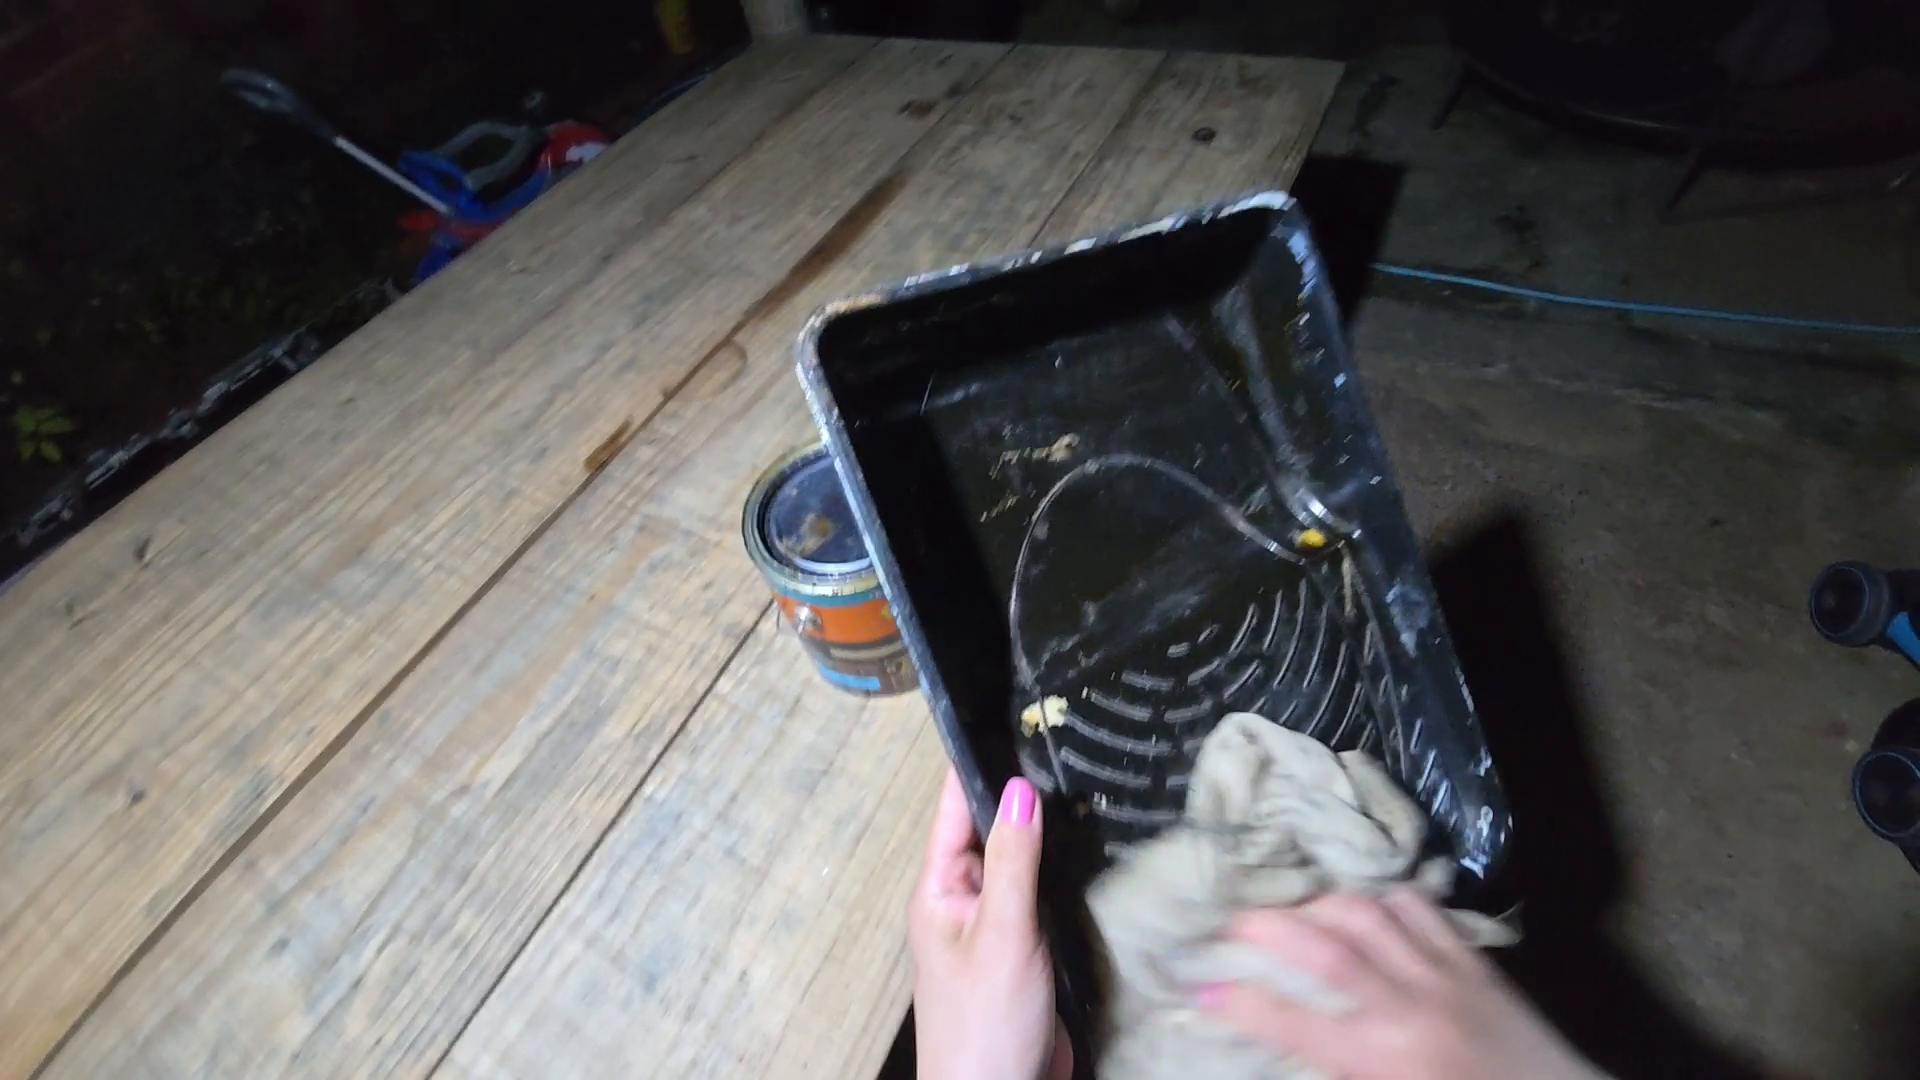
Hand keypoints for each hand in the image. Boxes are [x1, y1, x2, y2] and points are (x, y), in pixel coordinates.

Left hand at [909, 769, 1071, 1079]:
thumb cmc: (984, 1024)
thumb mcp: (1001, 933)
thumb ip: (1012, 861)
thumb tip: (1018, 788)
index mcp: (940, 886)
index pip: (955, 808)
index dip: (977, 765)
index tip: (1005, 720)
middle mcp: (964, 895)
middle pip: (991, 828)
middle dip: (1019, 794)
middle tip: (1059, 745)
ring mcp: (995, 919)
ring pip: (1019, 859)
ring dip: (1043, 832)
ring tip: (1078, 781)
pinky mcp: (1024, 941)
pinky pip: (1038, 891)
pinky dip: (1057, 869)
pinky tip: (1085, 846)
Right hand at [1204, 891, 1604, 1079]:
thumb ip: (1341, 1071)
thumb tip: (1286, 1038)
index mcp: (1388, 1063)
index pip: (1296, 1026)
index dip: (1241, 1005)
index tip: (1198, 991)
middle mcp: (1410, 1012)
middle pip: (1324, 950)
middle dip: (1265, 929)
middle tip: (1229, 922)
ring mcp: (1444, 978)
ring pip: (1365, 913)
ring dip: (1318, 904)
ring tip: (1293, 908)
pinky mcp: (1473, 960)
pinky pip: (1418, 907)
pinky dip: (1382, 898)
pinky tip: (1362, 905)